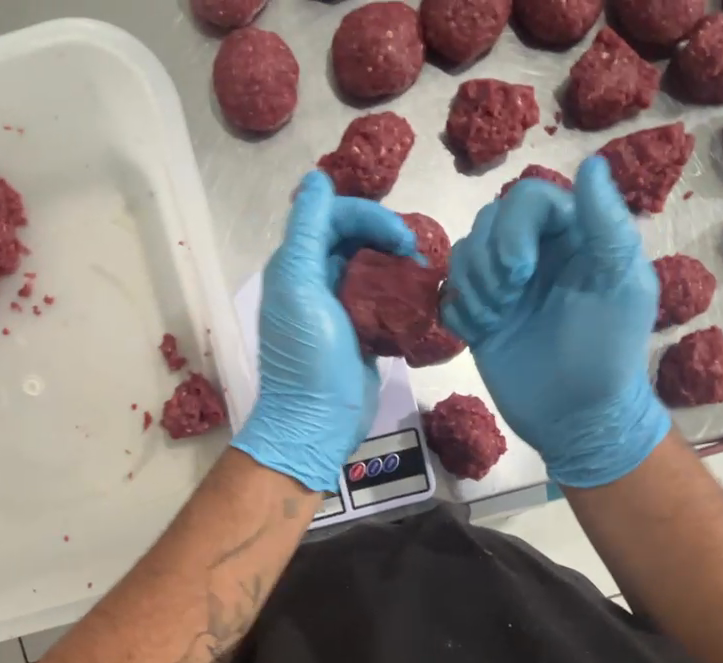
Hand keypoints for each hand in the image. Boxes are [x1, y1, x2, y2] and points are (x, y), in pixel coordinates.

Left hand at [233, 171, 416, 492]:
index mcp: (297, 266)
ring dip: (399, 265)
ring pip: (373, 268)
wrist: (317, 424)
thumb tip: (317, 179)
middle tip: (418, 254)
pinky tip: (422, 299)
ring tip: (425, 274)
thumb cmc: (308, 358)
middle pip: (356, 239)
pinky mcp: (362, 334)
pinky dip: (403, 294)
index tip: (400, 237)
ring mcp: (340, 310)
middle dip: (388, 238)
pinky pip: (385, 300)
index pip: (334, 217)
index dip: (368, 216)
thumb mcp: (300, 288)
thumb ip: (307, 232)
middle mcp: (316, 282)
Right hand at [442, 157, 670, 488]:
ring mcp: (504, 289)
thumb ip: (607, 224)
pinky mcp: (479, 320)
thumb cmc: (608, 353)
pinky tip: (479, 334)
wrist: (578, 420)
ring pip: (464, 254)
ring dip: (472, 286)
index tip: (520, 271)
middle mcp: (535, 255)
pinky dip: (457, 310)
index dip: (514, 228)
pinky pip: (449, 294)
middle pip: (488, 220)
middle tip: (507, 300)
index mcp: (573, 237)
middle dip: (489, 259)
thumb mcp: (621, 284)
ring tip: (495, 319)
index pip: (529, 198)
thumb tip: (591, 163)